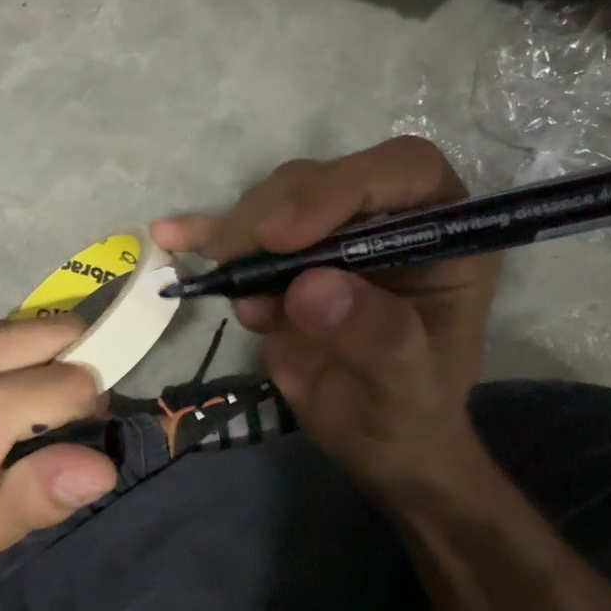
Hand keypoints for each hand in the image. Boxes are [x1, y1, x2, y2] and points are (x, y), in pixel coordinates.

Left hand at [0, 317, 116, 579]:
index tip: (64, 445)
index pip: (70, 383)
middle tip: (49, 425)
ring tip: (20, 411)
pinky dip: (20, 354)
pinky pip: (8, 326)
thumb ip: (42, 494)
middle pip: (58, 336)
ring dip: (47, 363)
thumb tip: (102, 465)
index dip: (85, 412)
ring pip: (36, 326)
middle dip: (74, 375)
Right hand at [152, 136, 500, 489]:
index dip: (343, 188)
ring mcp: (327, 238)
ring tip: (235, 294)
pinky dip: (203, 234)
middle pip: (324, 180)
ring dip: (241, 239)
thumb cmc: (406, 412)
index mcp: (440, 233)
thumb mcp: (405, 388)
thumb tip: (310, 287)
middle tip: (239, 264)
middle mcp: (384, 221)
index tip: (285, 237)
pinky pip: (240, 238)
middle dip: (275, 216)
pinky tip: (170, 231)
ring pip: (275, 202)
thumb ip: (376, 338)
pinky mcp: (280, 262)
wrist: (373, 437)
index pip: (402, 173)